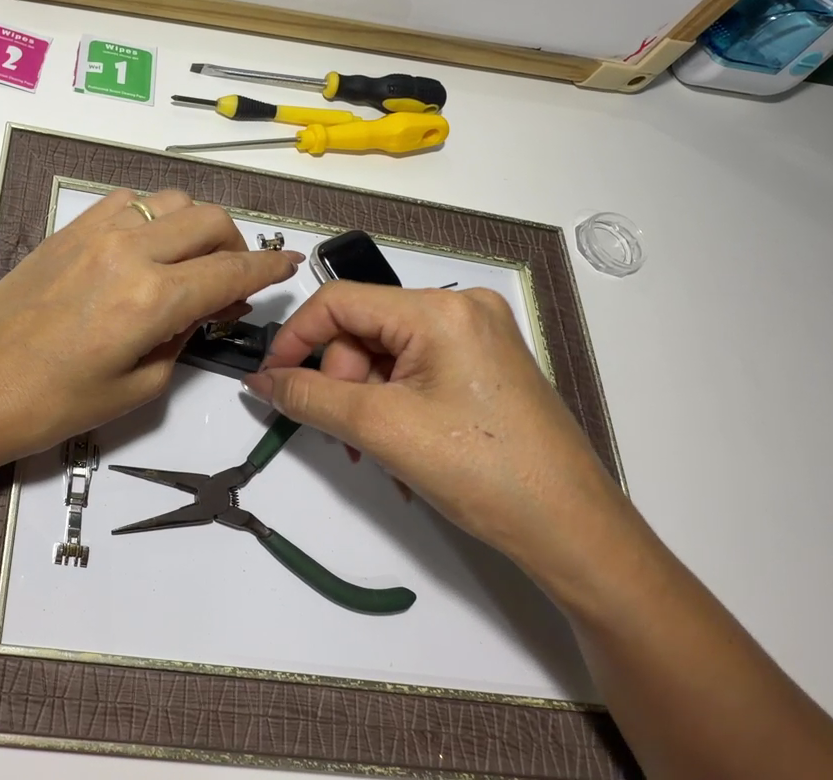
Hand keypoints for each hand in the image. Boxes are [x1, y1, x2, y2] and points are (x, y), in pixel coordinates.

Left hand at [0, 189, 301, 462]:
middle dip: (234, 243)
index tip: (287, 264)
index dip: (267, 267)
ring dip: (193, 223)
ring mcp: (94, 233)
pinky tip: (144, 245)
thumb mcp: (138, 387)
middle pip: (207, 220)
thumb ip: (182, 339)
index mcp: (151, 299)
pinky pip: (125, 202)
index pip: (230, 271)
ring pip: (169, 200)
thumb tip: (203, 309)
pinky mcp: (68, 230)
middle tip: (231, 276)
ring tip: (188, 259)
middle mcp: (128, 252)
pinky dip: (150, 215)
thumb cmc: (53, 404)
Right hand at [241, 283, 632, 587]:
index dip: (295, 338)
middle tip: (341, 436)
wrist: (572, 531)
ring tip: (372, 453)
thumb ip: (309, 397)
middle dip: (339, 383)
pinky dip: (392, 406)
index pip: (339, 301)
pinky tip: (398, 449)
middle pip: (363, 330)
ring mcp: (478, 337)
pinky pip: (414, 371)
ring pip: (385, 355)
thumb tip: (261, 382)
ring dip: (363, 402)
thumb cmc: (482, 473)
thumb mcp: (379, 430)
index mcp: (440, 310)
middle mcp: (462, 309)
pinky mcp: (484, 366)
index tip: (272, 382)